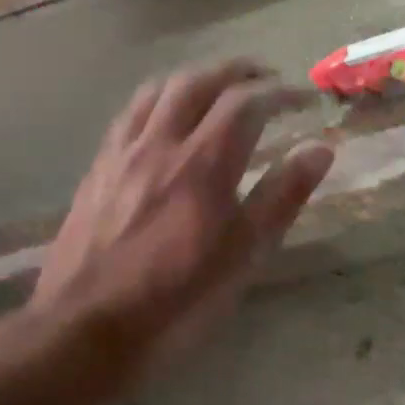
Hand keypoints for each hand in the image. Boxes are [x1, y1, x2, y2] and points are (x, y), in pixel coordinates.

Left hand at [30, 59, 335, 375]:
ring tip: (221, 88)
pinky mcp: (96, 173)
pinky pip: (128, 116)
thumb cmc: (181, 296)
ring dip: (195, 79)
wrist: (84, 332)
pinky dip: (159, 101)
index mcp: (204, 164)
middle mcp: (159, 147)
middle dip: (237, 71)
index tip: (306, 99)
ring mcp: (121, 157)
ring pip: (156, 92)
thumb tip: (320, 147)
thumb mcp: (248, 252)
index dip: (280, 92)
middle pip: (196, 82)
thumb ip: (284, 194)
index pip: (246, 102)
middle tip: (267, 79)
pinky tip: (171, 121)